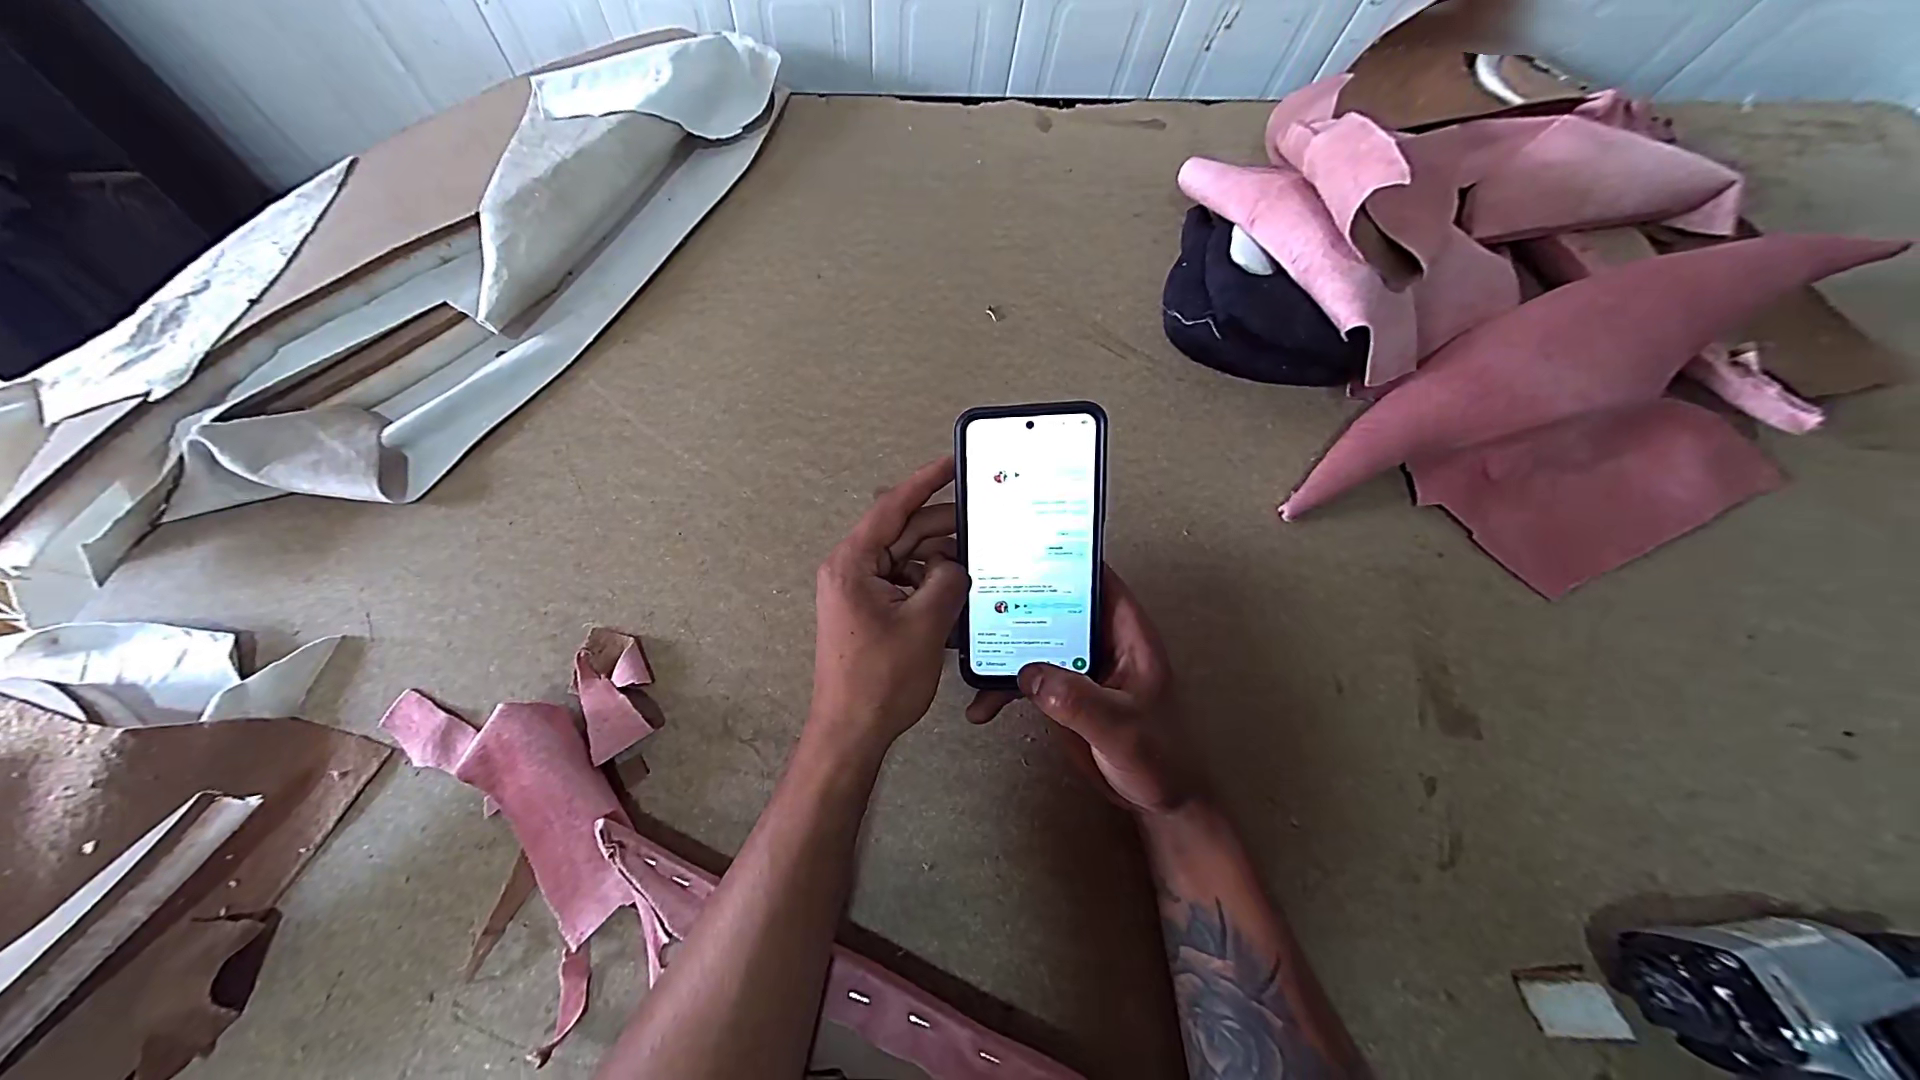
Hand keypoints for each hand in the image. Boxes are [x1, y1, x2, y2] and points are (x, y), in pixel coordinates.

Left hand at [809, 456, 969, 755]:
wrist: (851, 732)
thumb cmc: (875, 685)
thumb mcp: (925, 625)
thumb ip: (948, 581)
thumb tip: (958, 565)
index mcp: (853, 565)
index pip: (893, 506)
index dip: (927, 480)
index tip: (953, 462)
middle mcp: (852, 571)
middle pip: (905, 533)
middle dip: (945, 530)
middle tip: (984, 526)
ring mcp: (861, 591)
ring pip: (910, 559)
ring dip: (942, 562)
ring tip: (977, 566)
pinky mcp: (872, 610)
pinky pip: (907, 583)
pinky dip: (932, 585)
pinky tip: (959, 593)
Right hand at [967, 566, 1197, 813]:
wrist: (1156, 802)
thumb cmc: (1160, 759)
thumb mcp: (1122, 729)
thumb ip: (1081, 702)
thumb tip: (1033, 673)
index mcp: (1128, 635)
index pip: (1098, 581)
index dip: (1066, 560)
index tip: (1027, 548)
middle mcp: (1100, 643)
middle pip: (1056, 604)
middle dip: (1019, 598)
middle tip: (979, 592)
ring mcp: (1079, 666)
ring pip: (1035, 638)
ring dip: (1003, 645)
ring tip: (969, 649)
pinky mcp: (1062, 692)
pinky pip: (1027, 676)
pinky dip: (1002, 686)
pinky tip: (983, 704)